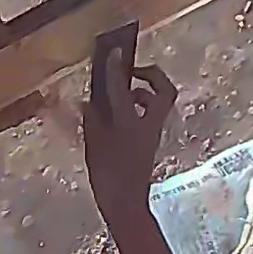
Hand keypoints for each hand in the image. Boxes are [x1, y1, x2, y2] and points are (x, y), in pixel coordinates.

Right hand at [82, 47, 177, 230]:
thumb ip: (92, 120)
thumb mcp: (94, 145)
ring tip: (122, 92)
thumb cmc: (108, 175)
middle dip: (150, 74)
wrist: (125, 202)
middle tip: (131, 71)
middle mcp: (147, 124)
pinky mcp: (149, 141)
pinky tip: (118, 114)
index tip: (113, 51)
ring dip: (143, 91)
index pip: (123, 88)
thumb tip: (90, 101)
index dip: (117, 68)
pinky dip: (137, 107)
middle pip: (163, 90)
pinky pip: (149, 115)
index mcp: (131, 123)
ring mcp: (152, 133)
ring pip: (158, 102)